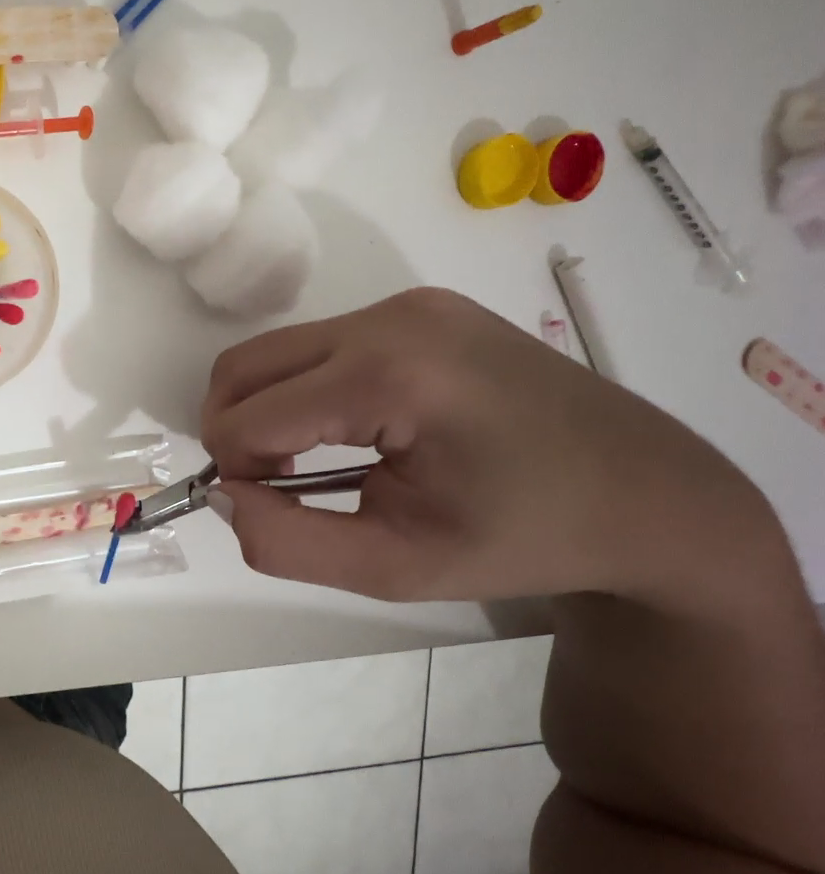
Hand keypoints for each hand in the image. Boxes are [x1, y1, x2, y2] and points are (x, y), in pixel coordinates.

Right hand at [199, 287, 777, 603]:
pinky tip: (344, 431)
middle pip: (241, 368)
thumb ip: (283, 542)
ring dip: (262, 410)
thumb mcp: (390, 568)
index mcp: (391, 377)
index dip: (236, 473)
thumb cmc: (521, 541)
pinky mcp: (420, 309)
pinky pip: (314, 346)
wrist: (651, 497)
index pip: (245, 418)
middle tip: (273, 485)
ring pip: (271, 353)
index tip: (274, 512)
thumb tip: (222, 495)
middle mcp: (391, 319)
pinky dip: (299, 391)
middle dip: (232, 432)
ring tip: (306, 462)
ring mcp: (410, 305)